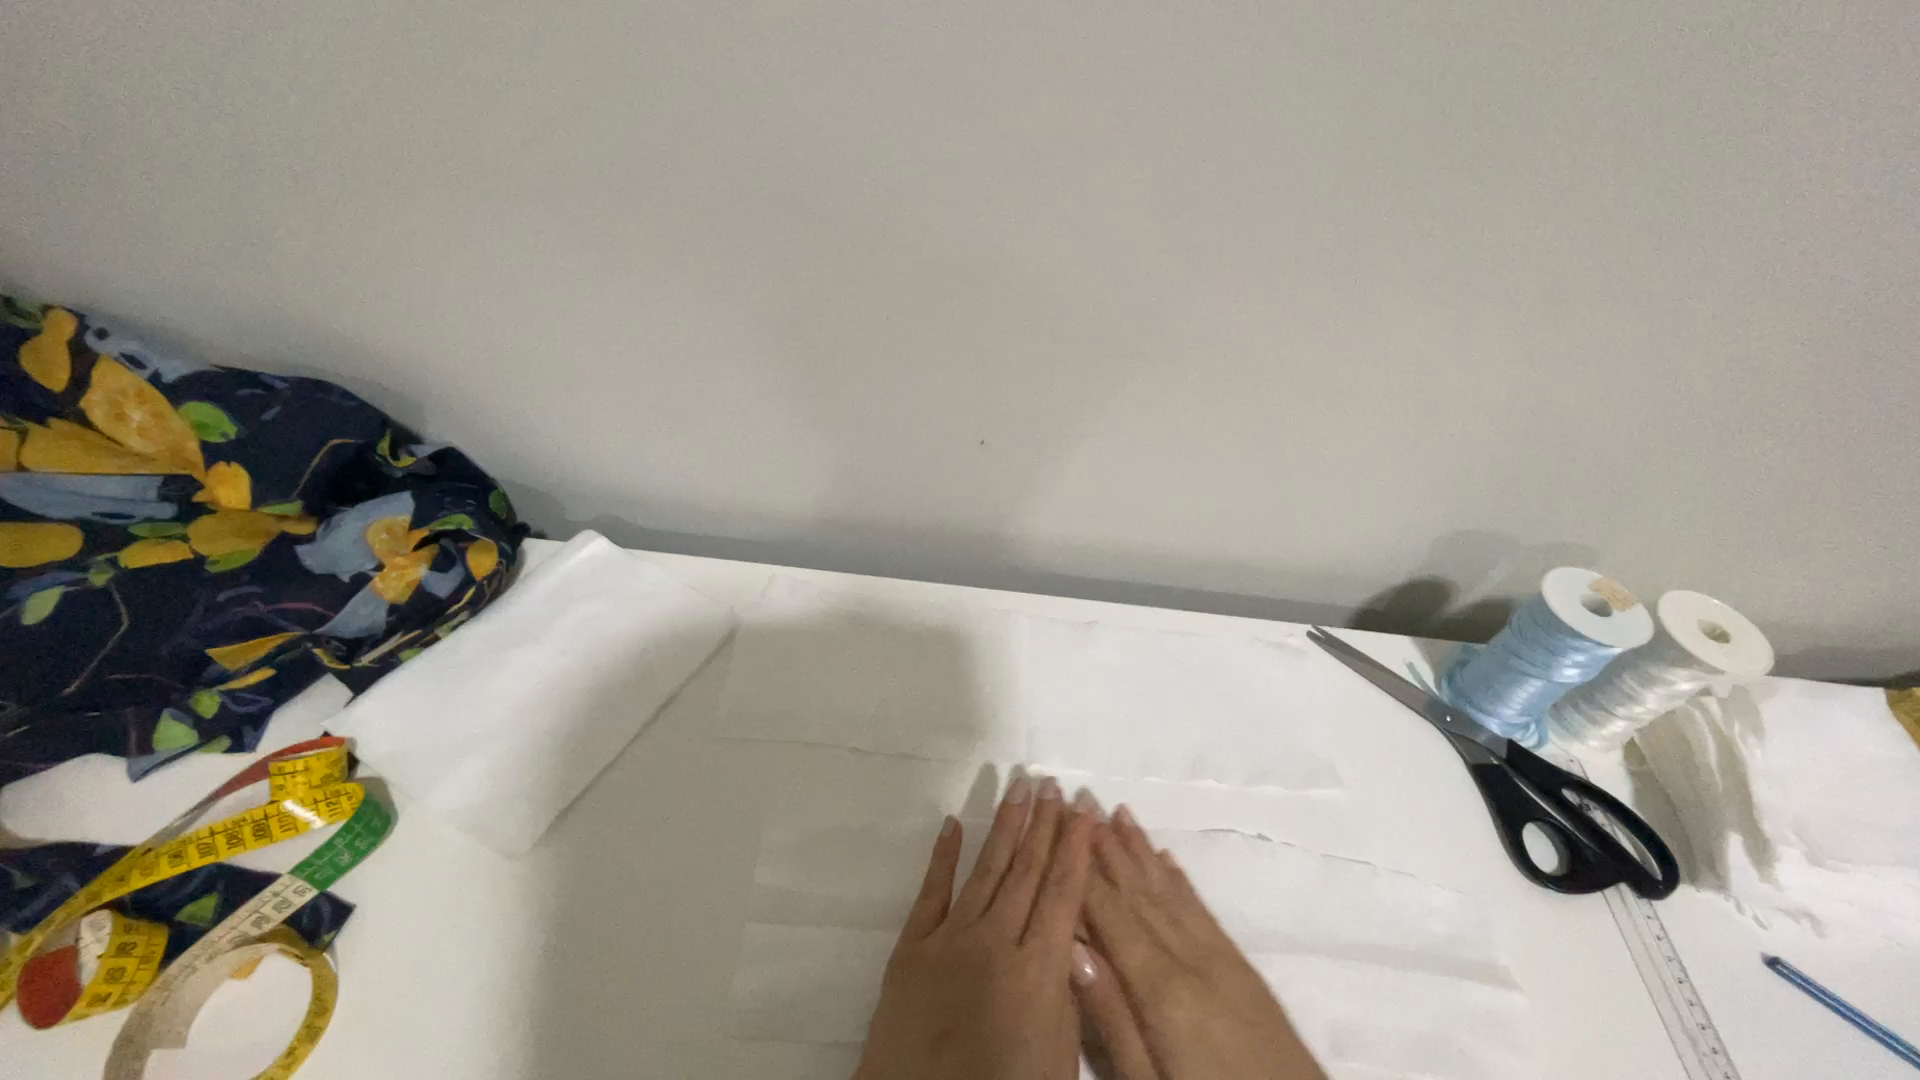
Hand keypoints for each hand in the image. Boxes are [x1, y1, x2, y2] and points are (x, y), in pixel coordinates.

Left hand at [854, 776, 1098, 1079]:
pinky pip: (931, 891)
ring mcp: (950, 939)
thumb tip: (1072, 939)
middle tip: (1053, 783)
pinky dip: (943, 856)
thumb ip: (1067, 993)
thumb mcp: (1057, 1054)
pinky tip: (954, 823)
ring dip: (1006, 828)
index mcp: (1038, 969)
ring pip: (986, 870)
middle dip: (1045, 824)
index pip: (1064, 892)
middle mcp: (996, 941)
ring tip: (1020, 791)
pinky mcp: (912, 947)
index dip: (1076, 847)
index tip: (1085, 809)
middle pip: (1027, 871)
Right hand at [1075, 806, 1327, 1079]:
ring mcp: (1221, 960)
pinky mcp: (1242, 969)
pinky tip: (1166, 857)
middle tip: (1080, 795)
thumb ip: (1112, 1018)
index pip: (1109, 912)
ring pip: (1171, 891)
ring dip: (1140, 848)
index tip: (1058, 819)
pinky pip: (1203, 912)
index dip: (1080, 864)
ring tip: (1118, 810)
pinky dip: (1180, 880)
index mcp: (1162, 988)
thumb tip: (1073, 949)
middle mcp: (1191, 959)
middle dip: (1105, 842)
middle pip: (1138, 889)